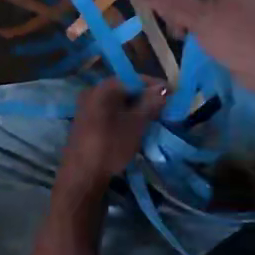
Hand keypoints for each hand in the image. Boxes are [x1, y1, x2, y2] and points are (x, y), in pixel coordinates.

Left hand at [58, 78, 166, 194]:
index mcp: (103, 87)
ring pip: (118, 102)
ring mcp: (87, 106)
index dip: (155, 86)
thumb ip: (151, 103)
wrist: (82, 176)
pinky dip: (123, 116)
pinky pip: (109, 111)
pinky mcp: (86, 121)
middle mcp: (92, 91)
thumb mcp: (136, 123)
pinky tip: (134, 126)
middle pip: (125, 88)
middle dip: (146, 97)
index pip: (135, 78)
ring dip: (135, 108)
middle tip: (164, 109)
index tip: (172, 96)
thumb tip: (164, 88)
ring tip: (153, 119)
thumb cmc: (110, 146)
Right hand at [132, 0, 254, 95]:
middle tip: (175, 28)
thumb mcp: (198, 18)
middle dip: (173, 2)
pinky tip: (194, 41)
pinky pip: (208, 14)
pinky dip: (197, 26)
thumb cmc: (240, 38)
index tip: (150, 5)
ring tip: (184, 37)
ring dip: (183, 17)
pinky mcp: (238, 19)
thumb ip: (166, 0)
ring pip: (195, 0)